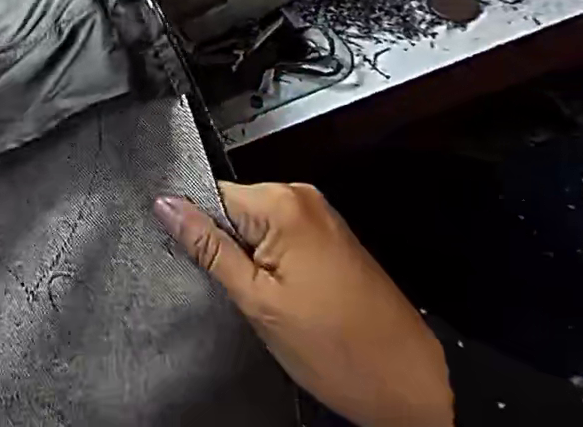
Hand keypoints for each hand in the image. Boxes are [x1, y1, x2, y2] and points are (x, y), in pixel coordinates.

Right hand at [155, 183, 452, 426]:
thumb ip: (208, 247)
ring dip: (245, 254)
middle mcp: (300, 195)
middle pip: (232, 207)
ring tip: (257, 295)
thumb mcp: (258, 301)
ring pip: (253, 222)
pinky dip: (268, 258)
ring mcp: (318, 214)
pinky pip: (278, 232)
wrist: (417, 388)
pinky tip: (277, 292)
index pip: (211, 194)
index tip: (195, 259)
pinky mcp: (328, 234)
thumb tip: (165, 203)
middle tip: (233, 288)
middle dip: (223, 243)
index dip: (197, 226)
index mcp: (281, 202)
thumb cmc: (336, 348)